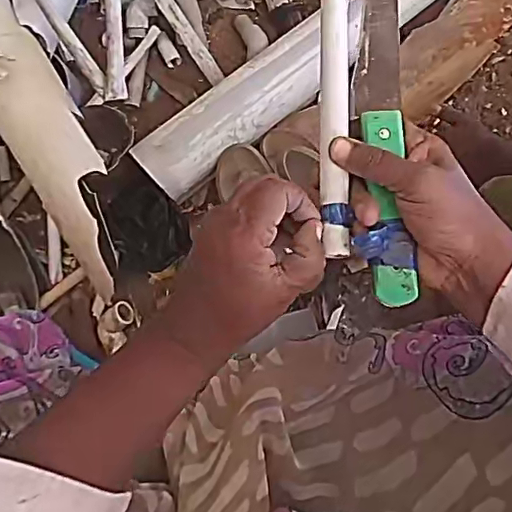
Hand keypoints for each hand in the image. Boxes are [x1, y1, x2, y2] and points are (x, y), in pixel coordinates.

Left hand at [162, 175, 324, 360]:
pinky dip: (260, 217)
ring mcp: (214, 221)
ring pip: (252, 192)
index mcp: (243, 231)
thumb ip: (312, 255)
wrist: (196, 328)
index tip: (311, 223)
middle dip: (291, 201)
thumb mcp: (289, 289)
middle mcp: (224, 219)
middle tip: (304, 226)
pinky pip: (240, 207)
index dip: (303, 202)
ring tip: (288, 239)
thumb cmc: (233, 315)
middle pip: (265, 183)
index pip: (279, 189)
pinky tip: (269, 246)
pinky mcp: (210, 228)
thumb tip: (315, 232)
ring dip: (276, 208)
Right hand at [331, 126, 511, 324]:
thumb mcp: (418, 180)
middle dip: (357, 185)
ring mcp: (389, 202)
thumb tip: (341, 146)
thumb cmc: (460, 220)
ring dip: (359, 210)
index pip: (377, 130)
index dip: (357, 137)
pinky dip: (358, 229)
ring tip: (375, 222)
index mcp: (417, 149)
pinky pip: (354, 222)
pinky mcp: (381, 227)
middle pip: (357, 166)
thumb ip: (376, 162)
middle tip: (367, 197)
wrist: (468, 268)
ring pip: (353, 196)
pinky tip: (370, 235)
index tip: (338, 147)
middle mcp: (401, 173)